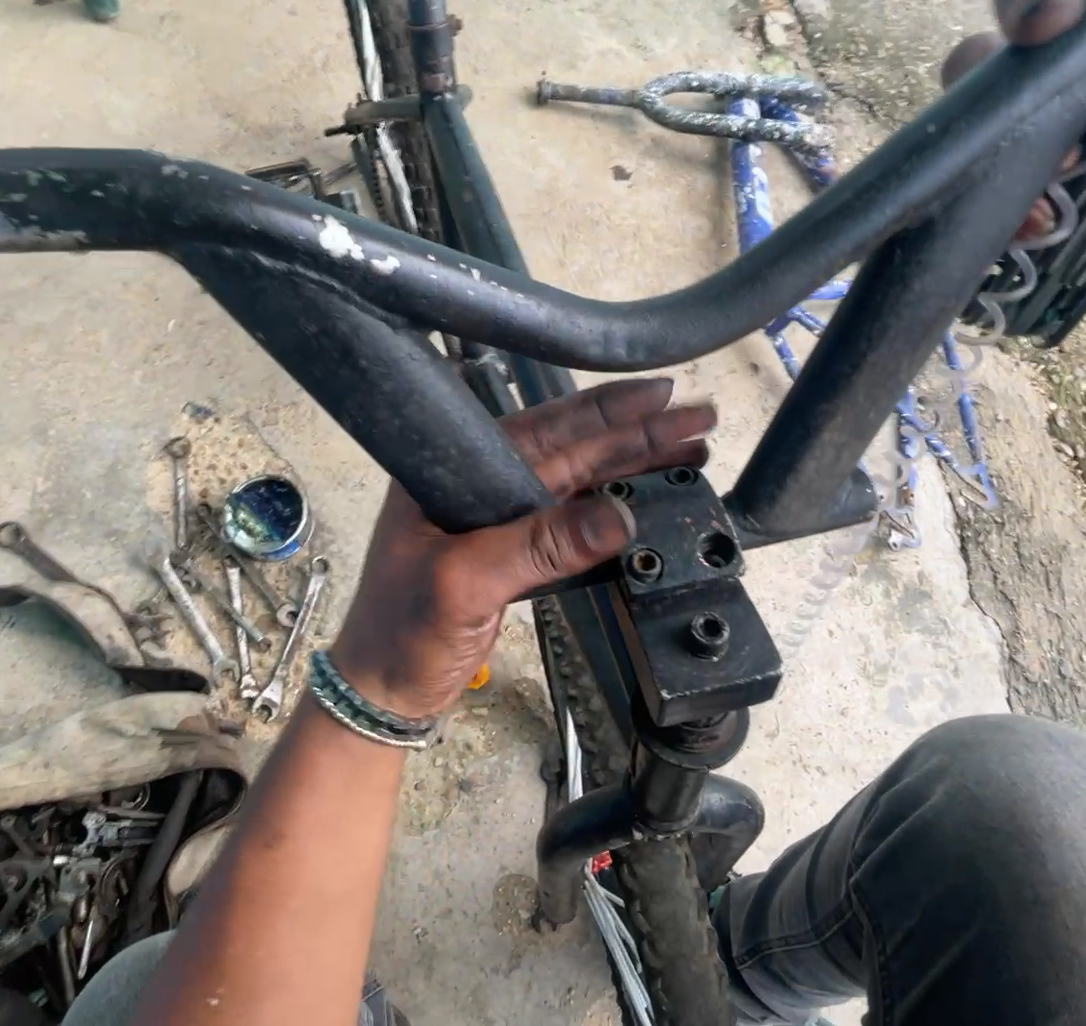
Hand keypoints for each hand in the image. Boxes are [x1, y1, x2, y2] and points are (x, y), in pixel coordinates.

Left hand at [329, 379, 715, 719]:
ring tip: (691, 452)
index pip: (543, 431)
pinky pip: (573, 522)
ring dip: (632, 468)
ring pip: (578, 482)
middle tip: (700, 419)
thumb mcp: (463, 583)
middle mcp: (480, 482)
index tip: (662, 398)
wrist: (385, 688)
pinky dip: (612, 511)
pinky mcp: (515, 552)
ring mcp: (499, 518)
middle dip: (636, 435)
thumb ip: (537, 547)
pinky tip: (647, 499)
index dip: (606, 413)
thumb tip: (622, 515)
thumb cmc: (402, 631)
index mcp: (455, 469)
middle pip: (571, 450)